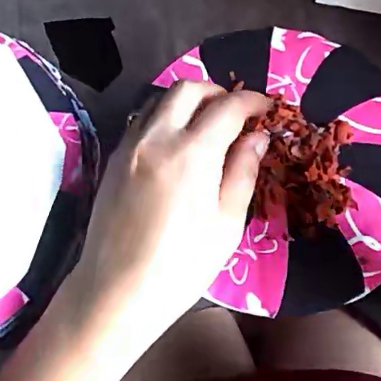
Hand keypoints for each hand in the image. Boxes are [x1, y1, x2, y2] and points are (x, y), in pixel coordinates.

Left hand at [62, 82, 269, 351]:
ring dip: (189, 101)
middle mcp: (157, 138)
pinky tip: (179, 145)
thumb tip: (257, 137)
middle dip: (218, 91)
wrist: (117, 292)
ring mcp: (130, 146)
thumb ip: (243, 171)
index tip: (267, 109)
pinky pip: (143, 120)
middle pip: (188, 88)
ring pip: (160, 99)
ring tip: (209, 125)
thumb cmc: (182, 265)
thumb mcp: (227, 223)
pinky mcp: (114, 159)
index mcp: (192, 153)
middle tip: (237, 112)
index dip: (252, 101)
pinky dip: (166, 118)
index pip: (227, 107)